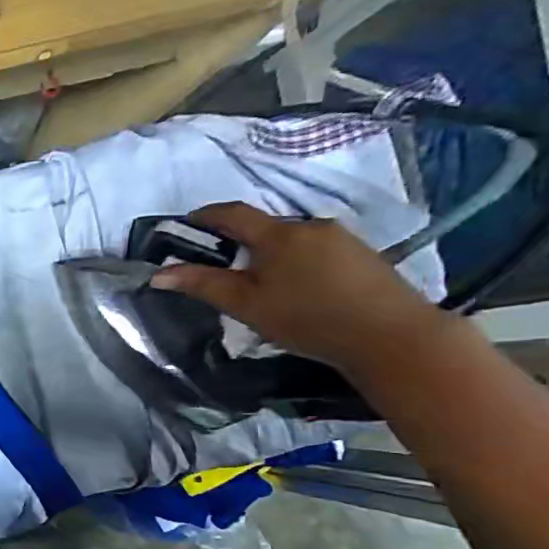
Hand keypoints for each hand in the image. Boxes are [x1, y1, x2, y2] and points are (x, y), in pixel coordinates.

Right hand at [148, 202, 456, 375]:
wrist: (390, 335)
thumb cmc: (306, 318)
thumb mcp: (245, 305)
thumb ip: (202, 285)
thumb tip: (158, 274)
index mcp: (278, 234)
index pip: (233, 213)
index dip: (206, 215)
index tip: (186, 224)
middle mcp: (310, 225)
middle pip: (265, 228)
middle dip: (241, 242)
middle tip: (223, 269)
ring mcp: (342, 238)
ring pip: (292, 241)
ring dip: (272, 255)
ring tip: (262, 286)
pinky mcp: (363, 254)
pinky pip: (317, 251)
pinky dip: (298, 264)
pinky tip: (299, 291)